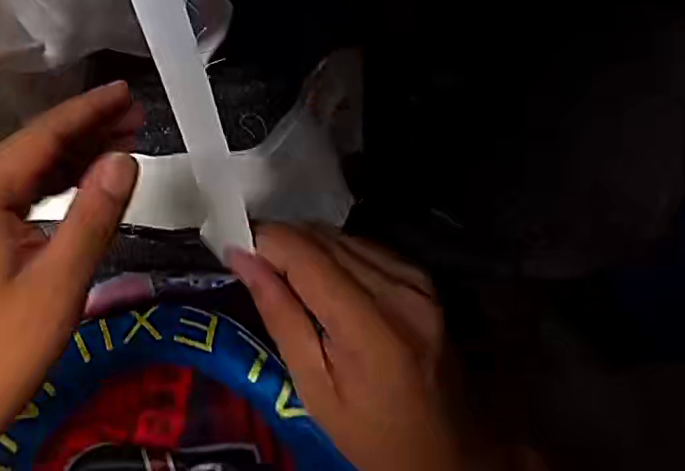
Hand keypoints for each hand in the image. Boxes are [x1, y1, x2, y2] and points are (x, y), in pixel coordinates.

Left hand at [0, 82, 141, 470]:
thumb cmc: (2, 347)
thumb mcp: (59, 282)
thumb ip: (94, 214)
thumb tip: (125, 159)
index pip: (45, 134)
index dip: (90, 109)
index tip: (126, 90)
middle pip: (40, 143)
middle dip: (90, 128)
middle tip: (137, 114)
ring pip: (36, 163)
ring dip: (80, 152)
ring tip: (128, 136)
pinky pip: (27, 186)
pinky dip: (63, 179)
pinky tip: (95, 172)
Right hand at [227, 224, 459, 470]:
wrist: (450, 459)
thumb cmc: (373, 437)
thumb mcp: (314, 390)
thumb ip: (278, 314)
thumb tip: (239, 255)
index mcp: (371, 328)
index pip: (303, 253)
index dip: (263, 240)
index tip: (234, 246)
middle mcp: (398, 292)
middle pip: (320, 237)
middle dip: (279, 240)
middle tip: (253, 259)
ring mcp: (415, 282)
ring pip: (339, 235)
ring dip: (305, 244)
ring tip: (285, 271)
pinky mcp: (422, 279)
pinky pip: (361, 245)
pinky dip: (333, 251)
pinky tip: (323, 277)